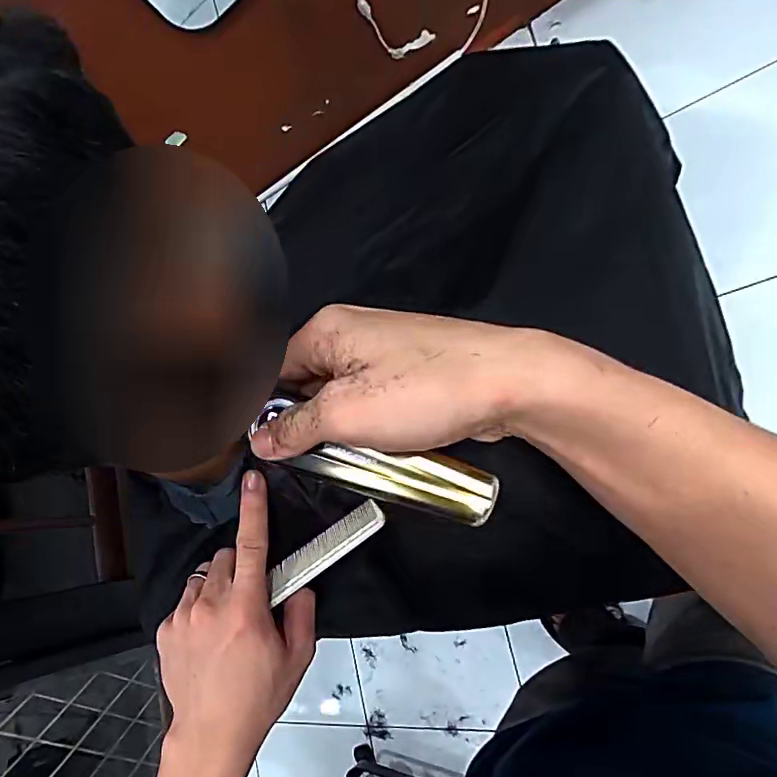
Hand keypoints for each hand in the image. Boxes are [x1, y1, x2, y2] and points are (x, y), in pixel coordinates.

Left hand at [153, 470, 316, 776]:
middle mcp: (209, 605)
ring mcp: (182, 615)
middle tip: (251, 599)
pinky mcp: (165, 626)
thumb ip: (301, 613)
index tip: (252, 481)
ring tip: (226, 623)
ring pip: (203, 577)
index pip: (251, 546)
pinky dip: (198, 608)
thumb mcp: (296, 659)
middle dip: (240, 568)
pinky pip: (185, 600)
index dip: (253, 509)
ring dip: (217, 588)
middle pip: (225, 558)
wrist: (210, 733)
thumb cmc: (256, 699)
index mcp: (245, 610)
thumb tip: (299, 586)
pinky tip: (207, 638)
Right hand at [249, 304, 585, 459]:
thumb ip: (294, 429)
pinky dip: (368, 422)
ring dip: (341, 426)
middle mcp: (349, 332)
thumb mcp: (344, 416)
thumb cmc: (432, 387)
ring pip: (336, 396)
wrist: (514, 383)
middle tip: (323, 447)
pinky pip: (367, 398)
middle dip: (308, 421)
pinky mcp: (404, 369)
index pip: (271, 372)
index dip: (266, 411)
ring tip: (362, 442)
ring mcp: (380, 349)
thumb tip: (263, 440)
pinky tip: (384, 438)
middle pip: (302, 384)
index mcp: (325, 330)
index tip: (271, 444)